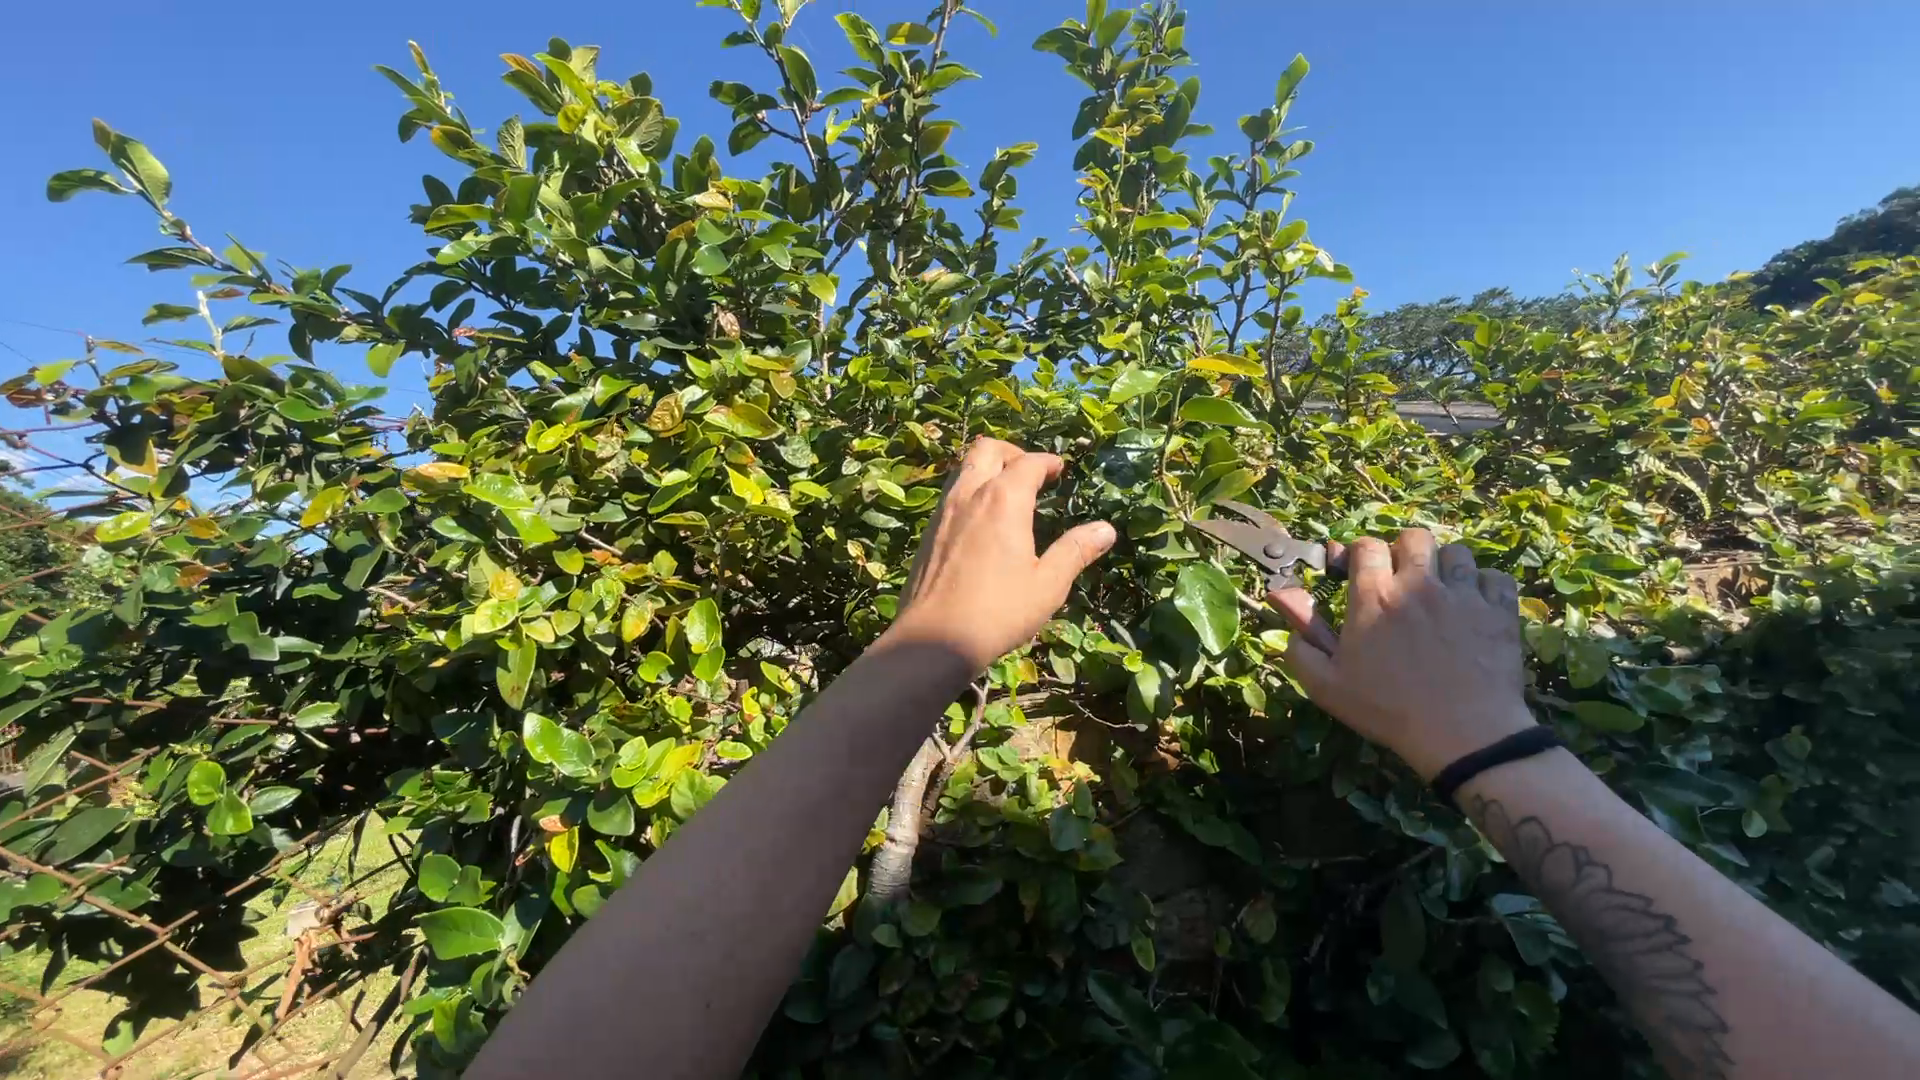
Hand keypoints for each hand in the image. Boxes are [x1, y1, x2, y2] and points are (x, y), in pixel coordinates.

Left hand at [884, 438, 1115, 672]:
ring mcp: (943, 512)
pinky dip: (970, 491)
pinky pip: (952, 494)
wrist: (933, 639)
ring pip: (964, 469)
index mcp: (1004, 500)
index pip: (1028, 463)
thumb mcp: (1047, 584)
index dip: (1047, 462)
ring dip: (988, 469)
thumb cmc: (998, 611)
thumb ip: (1075, 551)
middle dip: (1013, 453)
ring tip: (1008, 494)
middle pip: (987, 450)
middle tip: (1031, 473)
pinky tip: (982, 522)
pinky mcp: (928, 531)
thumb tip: (1106, 529)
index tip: (1060, 471)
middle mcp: (970, 495)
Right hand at [1269, 529, 1531, 779]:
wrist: (1462, 734)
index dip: (1359, 554)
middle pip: (1414, 538)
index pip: (1365, 546)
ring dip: (1445, 566)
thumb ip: (1300, 641)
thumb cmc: (1385, 709)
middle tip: (1401, 578)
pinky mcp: (1499, 611)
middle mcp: (1417, 585)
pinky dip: (1484, 586)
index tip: (1358, 573)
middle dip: (1404, 551)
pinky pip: (1495, 577)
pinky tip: (1475, 605)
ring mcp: (1463, 596)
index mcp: (1372, 597)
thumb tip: (1284, 602)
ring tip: (1440, 590)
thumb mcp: (1325, 683)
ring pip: (1457, 553)